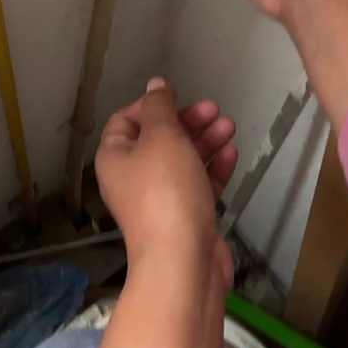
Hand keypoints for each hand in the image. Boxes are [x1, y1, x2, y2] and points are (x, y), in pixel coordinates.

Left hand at [95, 78, 236, 287]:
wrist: (183, 261)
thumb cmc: (165, 191)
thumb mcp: (162, 137)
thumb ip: (160, 107)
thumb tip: (156, 85)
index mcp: (115, 157)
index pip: (125, 120)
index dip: (150, 105)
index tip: (178, 97)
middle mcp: (133, 178)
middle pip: (159, 139)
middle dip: (187, 122)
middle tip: (214, 110)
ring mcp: (160, 200)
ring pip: (182, 161)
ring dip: (205, 141)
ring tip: (229, 127)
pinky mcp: (186, 217)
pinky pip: (198, 185)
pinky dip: (213, 168)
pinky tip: (231, 154)